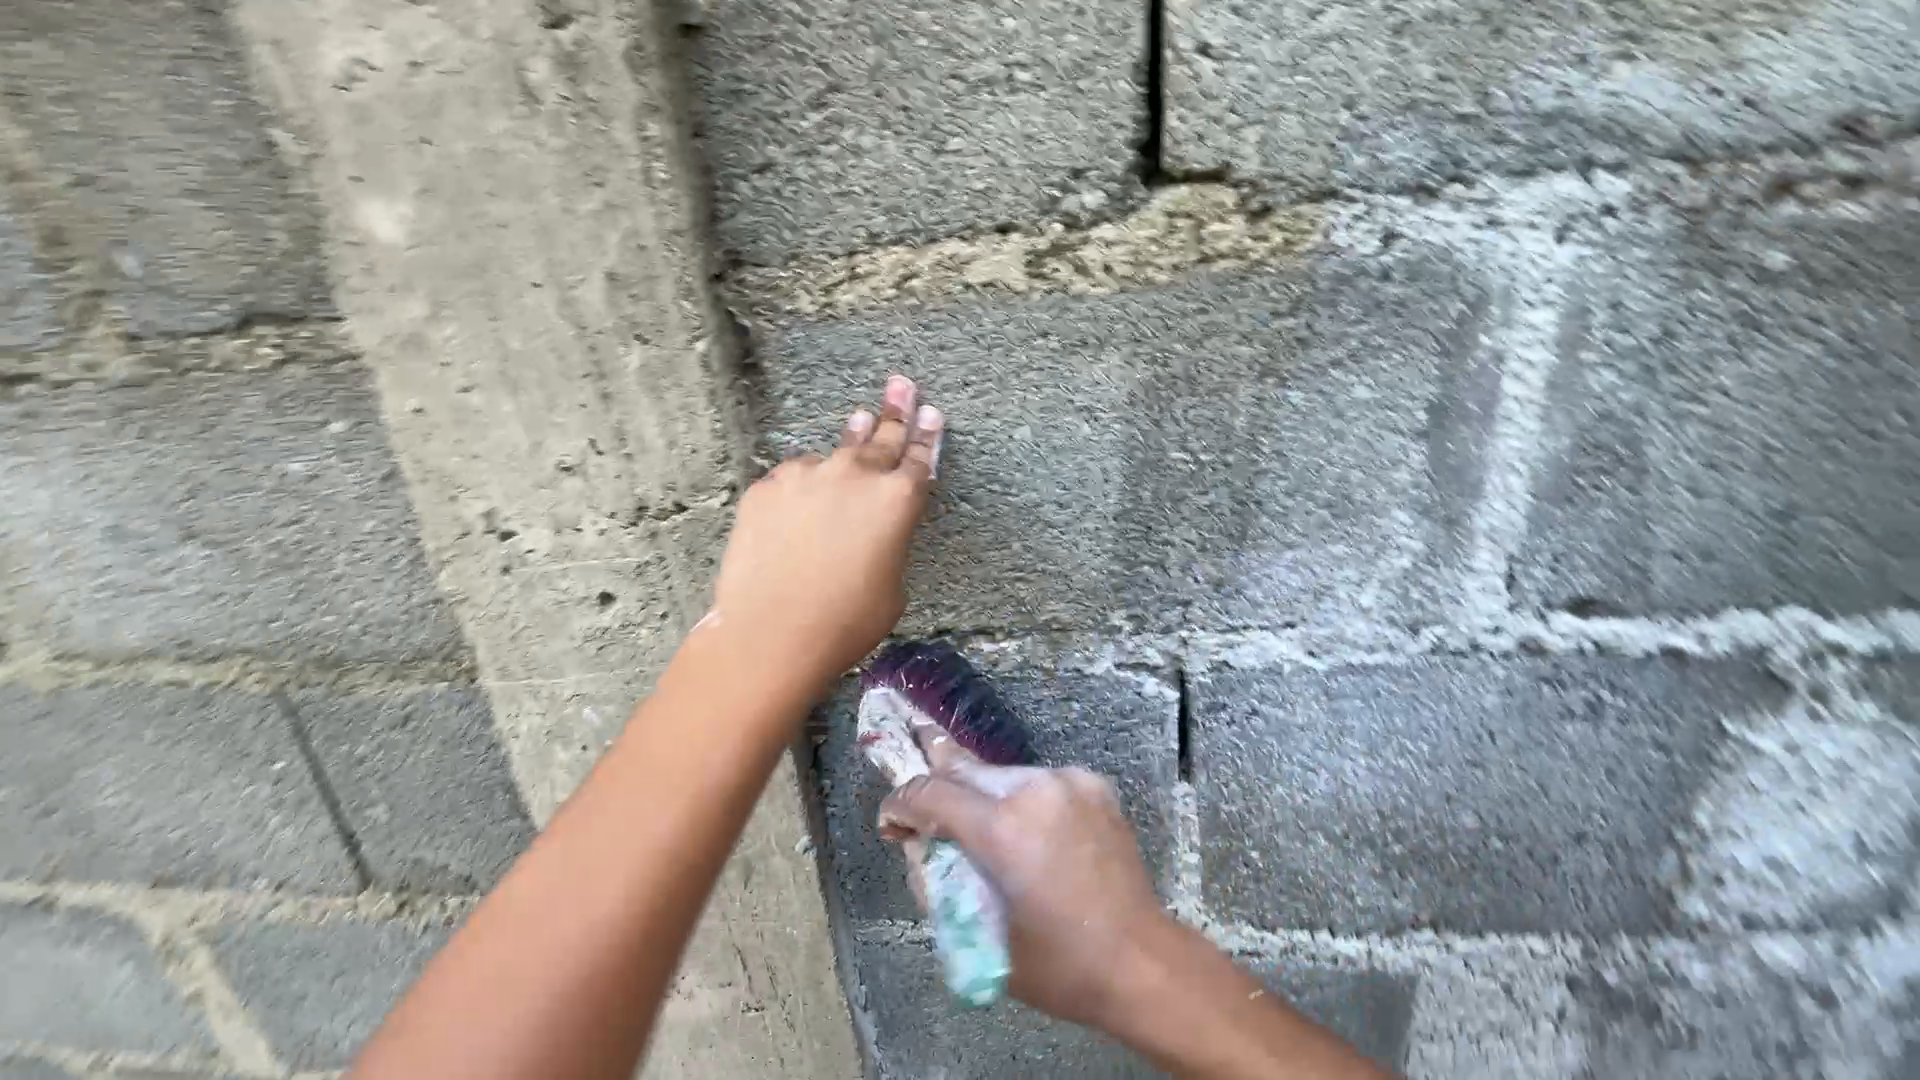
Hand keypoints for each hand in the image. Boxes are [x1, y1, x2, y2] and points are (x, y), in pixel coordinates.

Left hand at [709, 375, 942, 685]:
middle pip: (882, 437)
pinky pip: (793, 478)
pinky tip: (802, 499)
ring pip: (834, 452)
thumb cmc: (846, 621)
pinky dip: (803, 484)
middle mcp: (855, 476)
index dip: (928, 436)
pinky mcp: (767, 488)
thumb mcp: (891, 587)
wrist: (772, 631)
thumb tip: (870, 533)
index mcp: (898, 501)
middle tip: (903, 385)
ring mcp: (807, 476)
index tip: (932, 413)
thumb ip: (888, 545)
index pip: (920, 459)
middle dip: (897, 410)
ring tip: (859, 418)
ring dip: (851, 438)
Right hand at [876, 733, 1169, 1031]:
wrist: (1142, 962)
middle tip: (918, 809)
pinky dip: (1020, 799)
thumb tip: (917, 843)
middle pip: (963, 770)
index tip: (891, 821)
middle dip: (936, 787)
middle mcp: (1035, 790)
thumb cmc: (1057, 964)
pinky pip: (1037, 781)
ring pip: (1000, 773)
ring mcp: (1069, 781)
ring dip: (979, 794)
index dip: (901, 803)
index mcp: (1004, 829)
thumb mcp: (976, 937)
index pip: (930, 793)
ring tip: (976, 827)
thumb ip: (935, 881)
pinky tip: (1023, 829)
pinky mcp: (1092, 783)